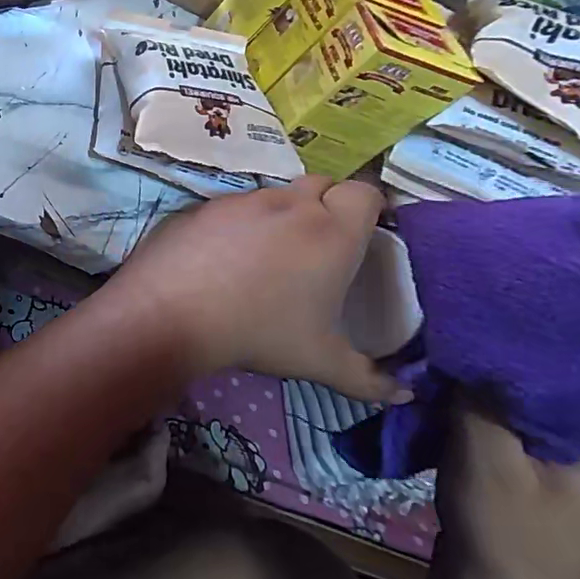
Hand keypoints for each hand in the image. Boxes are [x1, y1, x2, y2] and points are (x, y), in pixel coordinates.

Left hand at [101, 176, 405, 402]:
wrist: (174, 310)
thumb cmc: (261, 331)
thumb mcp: (320, 362)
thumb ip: (369, 379)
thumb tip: (405, 393)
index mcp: (332, 231)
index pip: (366, 193)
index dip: (370, 207)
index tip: (365, 234)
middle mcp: (292, 204)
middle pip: (323, 185)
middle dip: (329, 205)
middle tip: (321, 245)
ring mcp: (246, 199)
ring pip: (277, 195)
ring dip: (284, 215)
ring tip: (272, 256)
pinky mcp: (208, 204)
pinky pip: (236, 206)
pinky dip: (242, 223)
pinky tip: (227, 257)